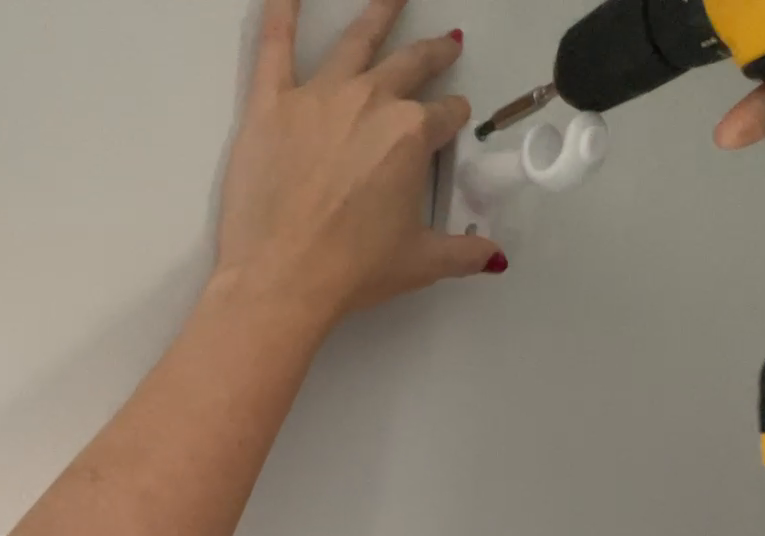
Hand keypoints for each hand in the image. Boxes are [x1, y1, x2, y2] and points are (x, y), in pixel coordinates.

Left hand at [215, 0, 503, 320]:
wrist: (281, 280)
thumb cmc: (351, 272)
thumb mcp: (418, 264)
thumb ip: (462, 252)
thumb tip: (495, 256)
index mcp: (412, 135)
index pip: (445, 117)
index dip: (452, 123)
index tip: (451, 125)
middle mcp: (370, 103)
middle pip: (410, 67)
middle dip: (432, 56)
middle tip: (445, 47)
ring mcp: (318, 99)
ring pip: (355, 41)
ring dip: (379, 14)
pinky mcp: (269, 107)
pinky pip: (273, 44)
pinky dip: (280, 10)